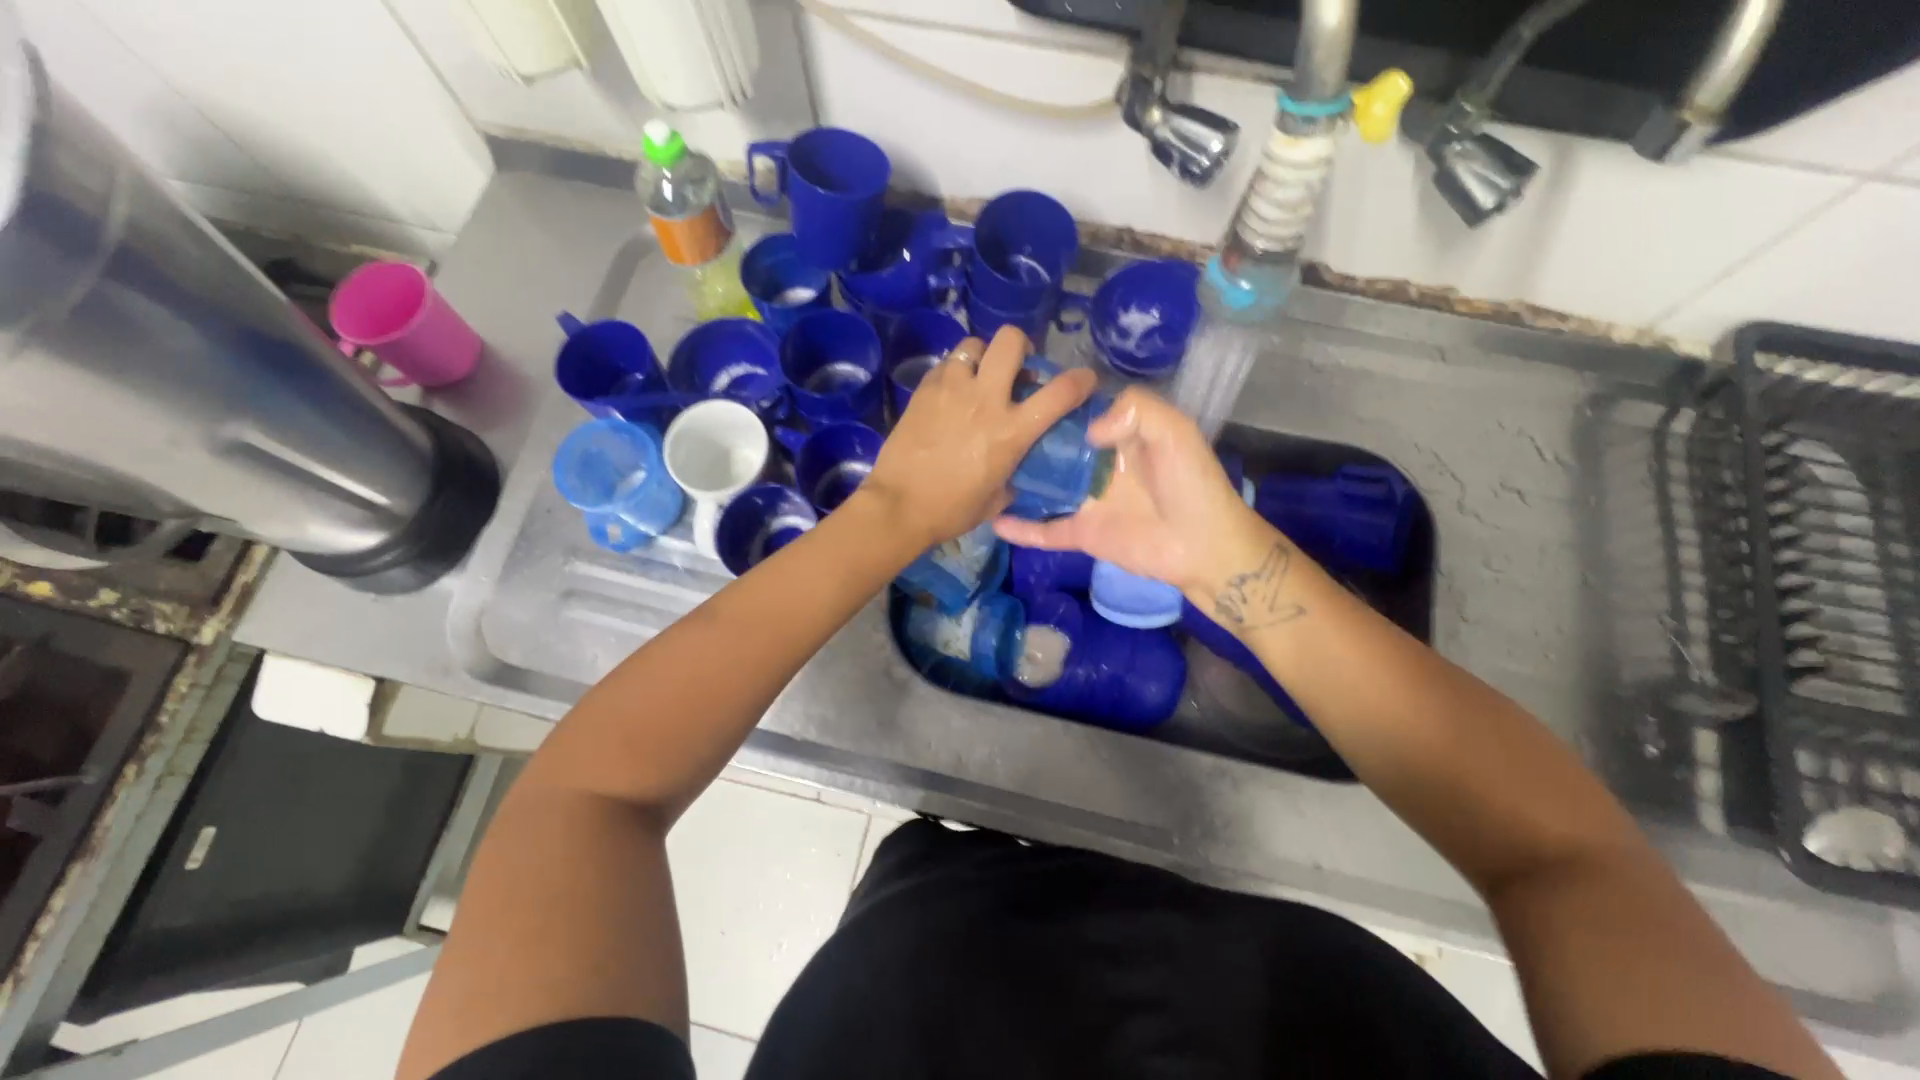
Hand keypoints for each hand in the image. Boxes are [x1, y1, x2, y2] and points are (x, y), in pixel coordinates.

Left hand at [861, 326, 1097, 547]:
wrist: (899, 506)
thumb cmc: (952, 510)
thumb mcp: (997, 498)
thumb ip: (1013, 474)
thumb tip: (1015, 468)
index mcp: (1012, 431)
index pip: (1061, 392)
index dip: (1081, 380)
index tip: (1084, 381)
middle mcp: (986, 399)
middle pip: (1011, 340)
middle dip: (1021, 346)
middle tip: (1018, 366)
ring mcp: (952, 389)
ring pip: (974, 344)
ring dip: (983, 356)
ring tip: (980, 376)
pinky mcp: (924, 389)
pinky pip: (947, 364)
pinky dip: (956, 372)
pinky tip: (952, 392)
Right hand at [992, 387, 1276, 598]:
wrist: (1204, 544)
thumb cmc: (1192, 483)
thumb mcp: (1174, 430)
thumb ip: (1135, 409)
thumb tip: (1088, 432)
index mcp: (1122, 437)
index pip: (1080, 416)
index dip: (1054, 406)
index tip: (1020, 394)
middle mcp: (1100, 466)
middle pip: (1055, 451)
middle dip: (1026, 442)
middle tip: (988, 431)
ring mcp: (1089, 501)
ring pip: (1044, 488)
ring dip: (1017, 482)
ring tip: (981, 470)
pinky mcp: (1084, 533)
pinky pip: (1046, 530)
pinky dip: (1021, 528)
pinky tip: (992, 520)